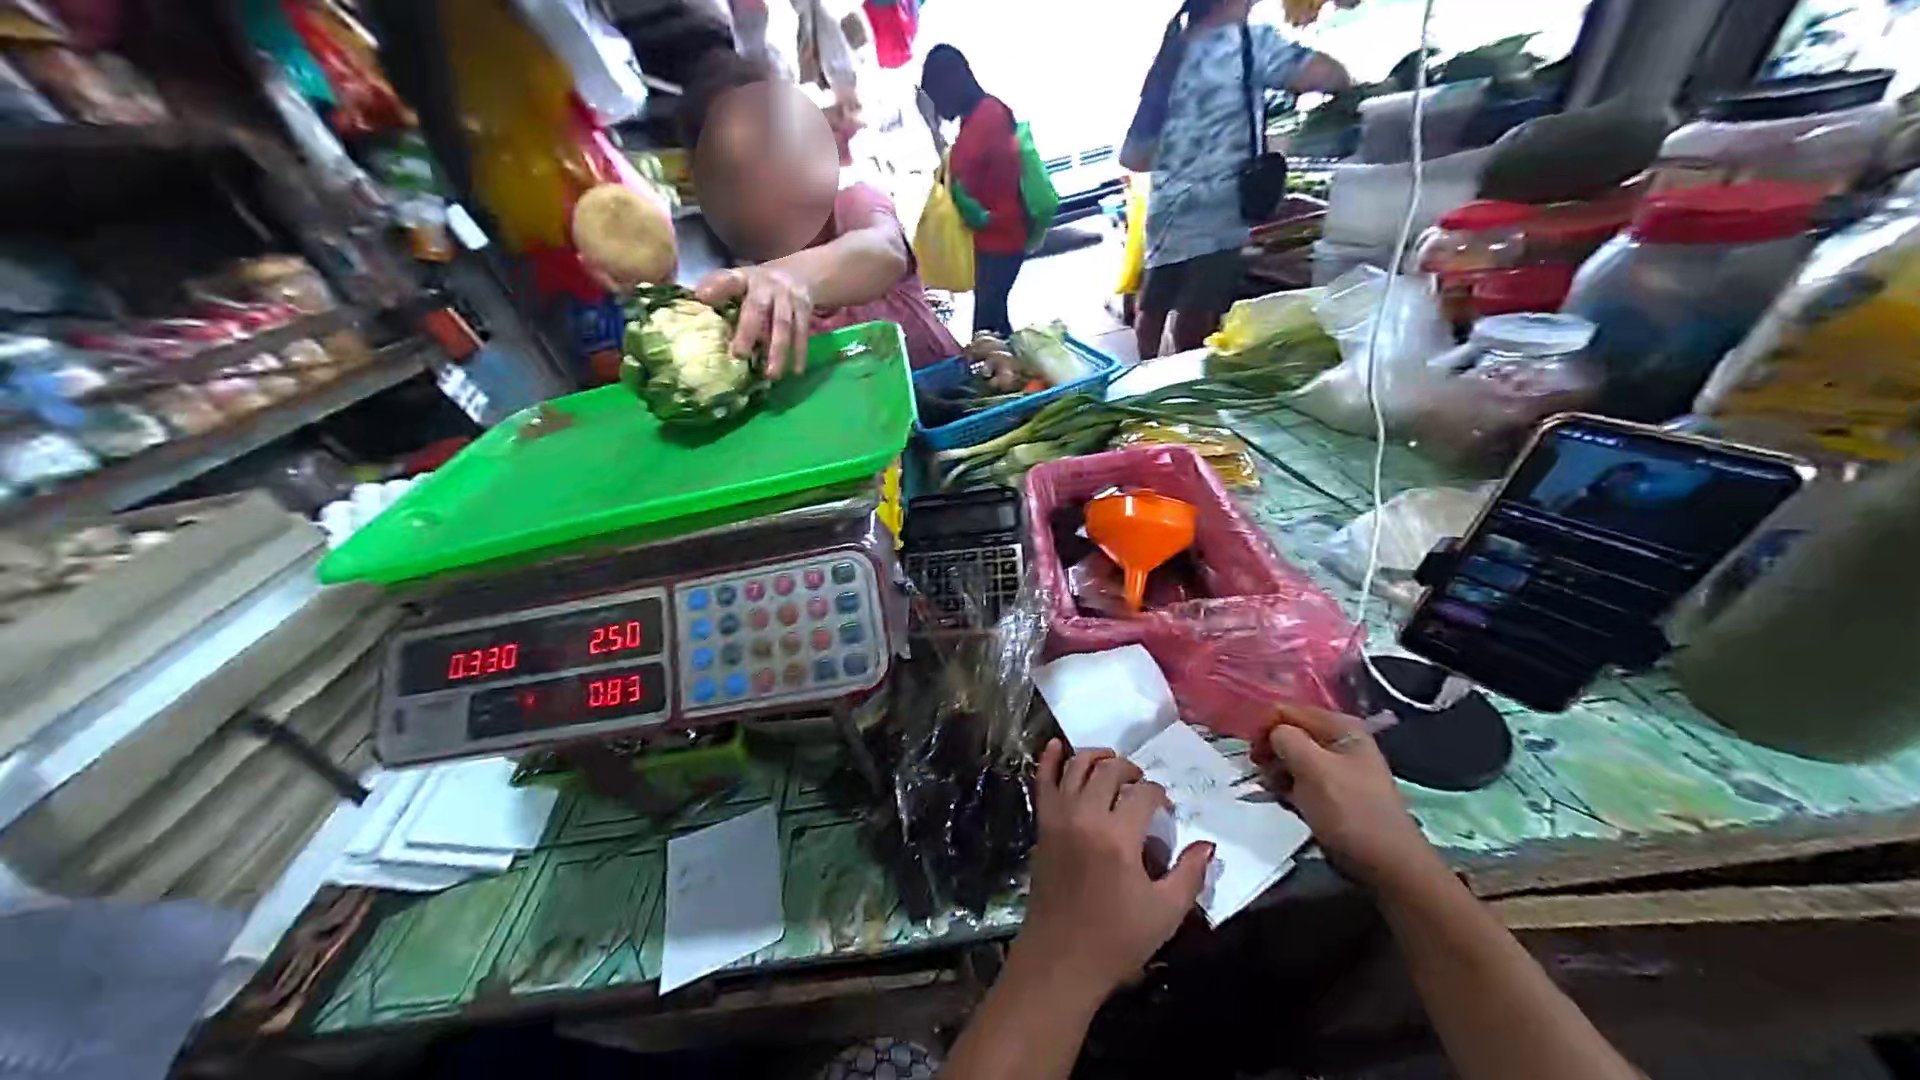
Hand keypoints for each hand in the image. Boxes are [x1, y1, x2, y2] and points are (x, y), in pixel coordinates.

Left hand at [694, 265, 813, 378]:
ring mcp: (788, 298)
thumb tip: (694, 307)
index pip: (730, 280)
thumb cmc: (759, 286)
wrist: (798, 274)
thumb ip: (720, 293)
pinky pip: (802, 333)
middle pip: (758, 308)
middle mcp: (767, 286)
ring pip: (783, 325)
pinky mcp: (804, 310)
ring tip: (771, 375)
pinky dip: (800, 353)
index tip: (701, 298)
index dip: (717, 287)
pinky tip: (796, 371)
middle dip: (749, 332)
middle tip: (739, 356)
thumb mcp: (739, 282)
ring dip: (778, 351)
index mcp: (745, 278)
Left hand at [1013, 739, 1212, 1001]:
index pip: (1144, 794)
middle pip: (1110, 771)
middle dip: (1131, 770)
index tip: (1166, 808)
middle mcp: (1086, 815)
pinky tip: (1058, 745)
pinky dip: (1049, 759)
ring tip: (1112, 762)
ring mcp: (1059, 816)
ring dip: (1097, 757)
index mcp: (1119, 836)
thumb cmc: (1117, 939)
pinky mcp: (1042, 824)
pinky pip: (1042, 781)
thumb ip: (1190, 874)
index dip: (1160, 795)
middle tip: (1142, 785)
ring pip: (1077, 766)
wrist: (1061, 958)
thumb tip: (1206, 845)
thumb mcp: (1166, 912)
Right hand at [1252, 703, 1441, 891]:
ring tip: (1274, 791)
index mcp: (1340, 727)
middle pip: (1288, 733)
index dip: (1265, 727)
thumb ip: (1286, 738)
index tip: (1253, 754)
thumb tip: (1272, 734)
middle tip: (1262, 774)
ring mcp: (1335, 769)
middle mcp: (1338, 742)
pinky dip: (1286, 787)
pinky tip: (1284, 801)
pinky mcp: (1331, 793)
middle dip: (1270, 751)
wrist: (1388, 866)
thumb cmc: (1350, 811)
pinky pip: (1298, 779)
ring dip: (1276, 772)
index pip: (1287, 711)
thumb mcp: (1314, 767)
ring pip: (1290, 758)